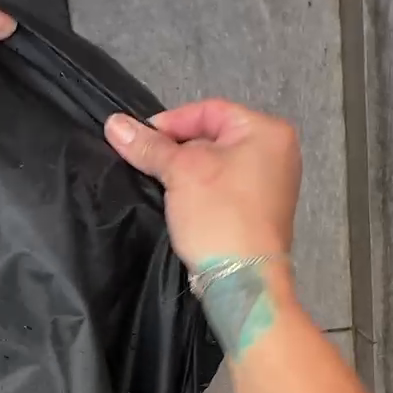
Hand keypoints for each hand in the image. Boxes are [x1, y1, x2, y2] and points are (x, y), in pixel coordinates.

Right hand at [104, 100, 301, 268]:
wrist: (244, 282)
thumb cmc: (220, 216)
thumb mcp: (180, 173)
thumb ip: (149, 146)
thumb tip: (114, 123)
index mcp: (268, 132)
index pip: (209, 110)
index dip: (170, 122)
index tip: (140, 140)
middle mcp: (278, 153)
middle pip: (213, 137)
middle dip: (177, 150)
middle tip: (148, 165)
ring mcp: (273, 186)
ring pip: (217, 166)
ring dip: (187, 174)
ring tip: (161, 186)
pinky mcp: (261, 213)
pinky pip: (225, 190)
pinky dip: (201, 193)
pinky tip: (180, 206)